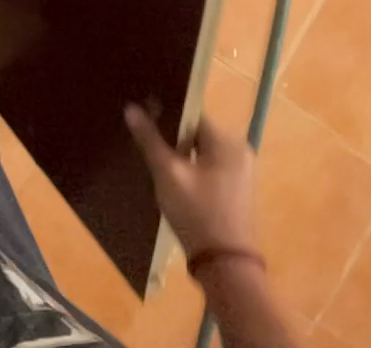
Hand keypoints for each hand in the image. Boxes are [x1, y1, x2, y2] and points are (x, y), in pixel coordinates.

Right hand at [125, 105, 256, 256]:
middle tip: (140, 136)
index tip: (139, 113)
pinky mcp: (234, 186)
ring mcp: (239, 170)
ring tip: (151, 154)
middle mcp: (238, 151)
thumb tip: (131, 107)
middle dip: (168, 132)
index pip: (189, 111)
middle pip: (193, 129)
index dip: (162, 110)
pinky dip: (187, 163)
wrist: (224, 263)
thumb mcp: (167, 172)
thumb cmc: (197, 212)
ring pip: (197, 147)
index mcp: (227, 142)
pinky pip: (205, 162)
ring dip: (176, 149)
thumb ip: (149, 138)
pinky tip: (168, 173)